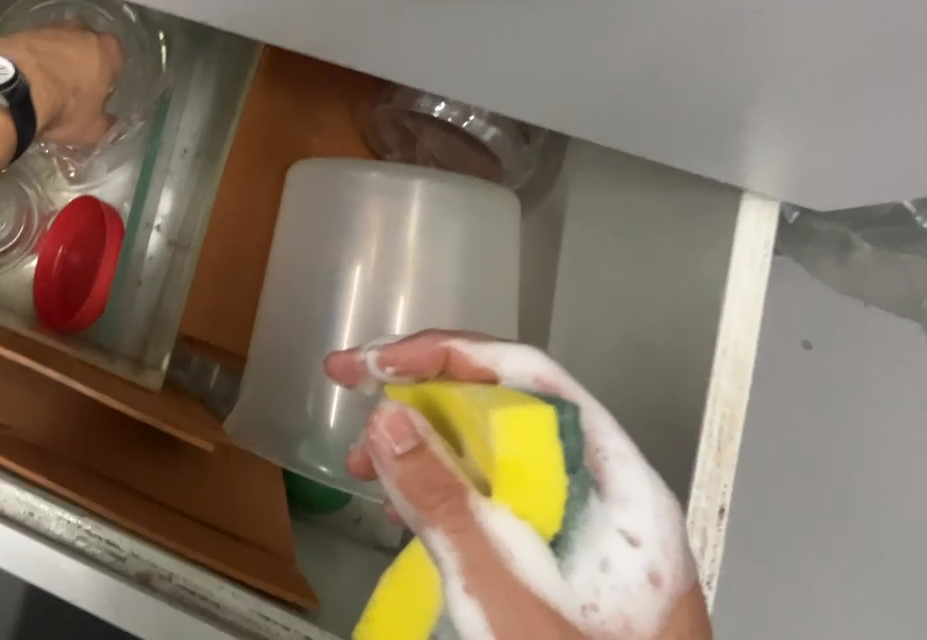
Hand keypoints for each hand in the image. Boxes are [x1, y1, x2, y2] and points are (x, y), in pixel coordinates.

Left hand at [0, 26, 122, 147]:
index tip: (94, 96)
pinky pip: (30, 48)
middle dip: (79, 64)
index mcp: (106, 50)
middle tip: (67, 91)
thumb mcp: (92, 128)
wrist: (12, 93)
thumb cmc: (63, 109)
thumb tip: (111, 122)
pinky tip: (21, 80)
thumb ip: (105, 123)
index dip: (105, 79)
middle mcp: (80, 31)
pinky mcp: (20, 32)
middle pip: (84, 47)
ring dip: (51, 61)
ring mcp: (48, 28)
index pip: (114, 61)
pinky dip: (28, 60)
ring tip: (40, 87)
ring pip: (56, 45)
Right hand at [324, 331, 712, 639]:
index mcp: (616, 491)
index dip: (449, 353)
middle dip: (418, 382)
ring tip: (356, 456)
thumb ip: (450, 511)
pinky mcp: (550, 559)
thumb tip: (386, 415)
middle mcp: (599, 494)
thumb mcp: (510, 606)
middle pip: (507, 401)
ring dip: (415, 434)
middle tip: (344, 377)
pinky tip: (393, 500)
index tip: (372, 362)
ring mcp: (575, 527)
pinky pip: (483, 491)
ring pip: (489, 444)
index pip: (533, 380)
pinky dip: (430, 481)